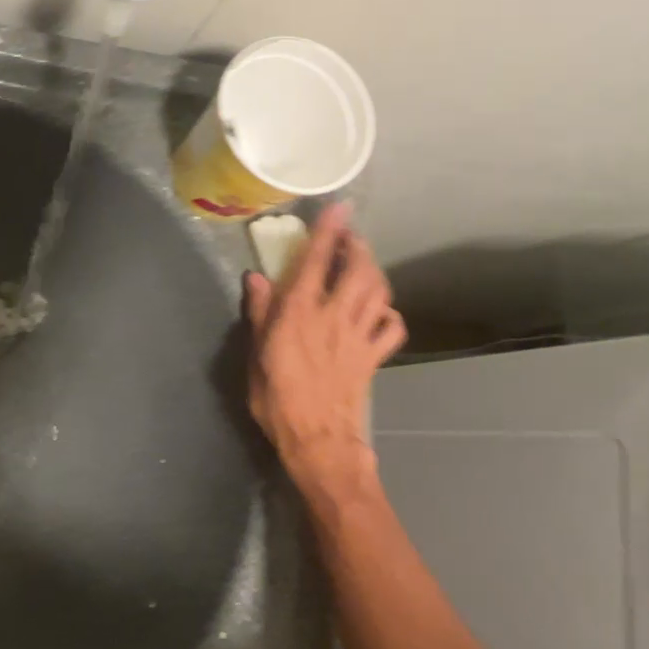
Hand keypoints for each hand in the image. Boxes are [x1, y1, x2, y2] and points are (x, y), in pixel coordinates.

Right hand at [243, 203, 405, 506]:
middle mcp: (334, 317)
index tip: (338, 208)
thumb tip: (256, 278)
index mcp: (299, 314)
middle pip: (358, 270)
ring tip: (363, 262)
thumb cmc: (276, 400)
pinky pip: (391, 327)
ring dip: (373, 270)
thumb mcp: (256, 356)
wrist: (317, 440)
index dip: (328, 232)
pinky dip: (389, 313)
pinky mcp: (372, 357)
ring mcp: (358, 336)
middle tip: (349, 236)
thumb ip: (259, 314)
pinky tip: (379, 311)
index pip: (315, 262)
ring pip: (378, 291)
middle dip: (358, 246)